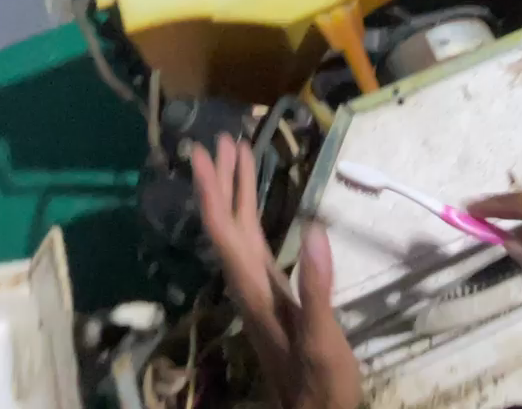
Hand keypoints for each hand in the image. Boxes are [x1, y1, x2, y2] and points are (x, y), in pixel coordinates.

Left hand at [192, 135, 359, 408]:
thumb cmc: (320, 385)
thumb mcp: (322, 341)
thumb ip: (316, 289)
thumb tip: (315, 228)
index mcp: (252, 288)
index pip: (223, 229)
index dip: (210, 190)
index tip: (200, 154)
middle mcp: (247, 282)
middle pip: (225, 222)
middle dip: (220, 179)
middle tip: (222, 138)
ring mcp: (258, 286)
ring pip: (238, 228)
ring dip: (235, 189)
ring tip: (239, 151)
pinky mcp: (272, 291)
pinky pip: (253, 238)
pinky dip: (252, 209)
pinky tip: (256, 200)